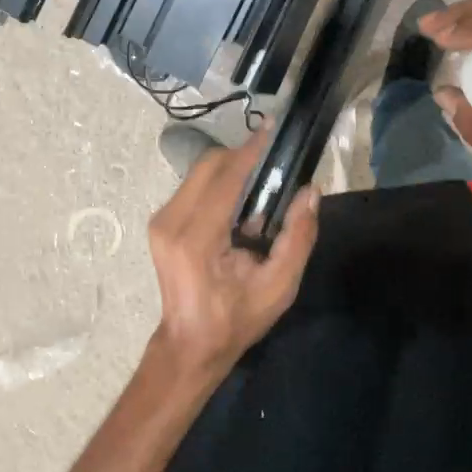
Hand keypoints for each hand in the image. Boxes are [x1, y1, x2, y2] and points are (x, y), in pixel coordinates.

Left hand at [147, 125, 319, 372]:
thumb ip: (298, 237)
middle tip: (275, 162)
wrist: (190, 344)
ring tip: (261, 191)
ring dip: (231, 170)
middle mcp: (171, 222)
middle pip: (209, 165)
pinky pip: (193, 185)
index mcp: (196, 239)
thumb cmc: (235, 320)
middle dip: (242, 156)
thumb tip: (310, 191)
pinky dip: (219, 183)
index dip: (250, 150)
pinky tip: (240, 206)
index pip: (226, 178)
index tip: (272, 127)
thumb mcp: (278, 287)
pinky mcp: (160, 222)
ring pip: (199, 172)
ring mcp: (160, 220)